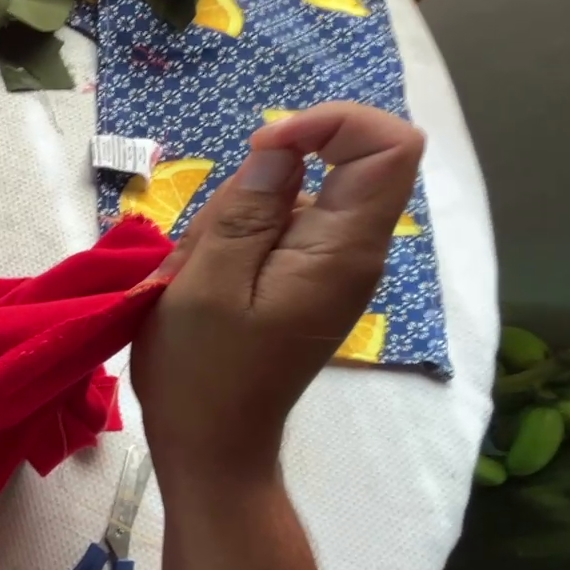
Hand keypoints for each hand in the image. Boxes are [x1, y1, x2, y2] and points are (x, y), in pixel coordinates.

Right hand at [133, 102, 423, 497]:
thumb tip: (277, 150)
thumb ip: (241, 215)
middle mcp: (349, 255)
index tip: (258, 149)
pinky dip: (223, 254)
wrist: (208, 444)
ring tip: (184, 283)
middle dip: (246, 197)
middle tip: (195, 252)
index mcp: (339, 251)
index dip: (329, 125)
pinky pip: (266, 245)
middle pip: (319, 178)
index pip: (385, 145)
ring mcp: (322, 275)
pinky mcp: (296, 291)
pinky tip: (191, 292)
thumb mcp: (202, 289)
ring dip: (223, 231)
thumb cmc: (199, 373)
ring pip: (282, 212)